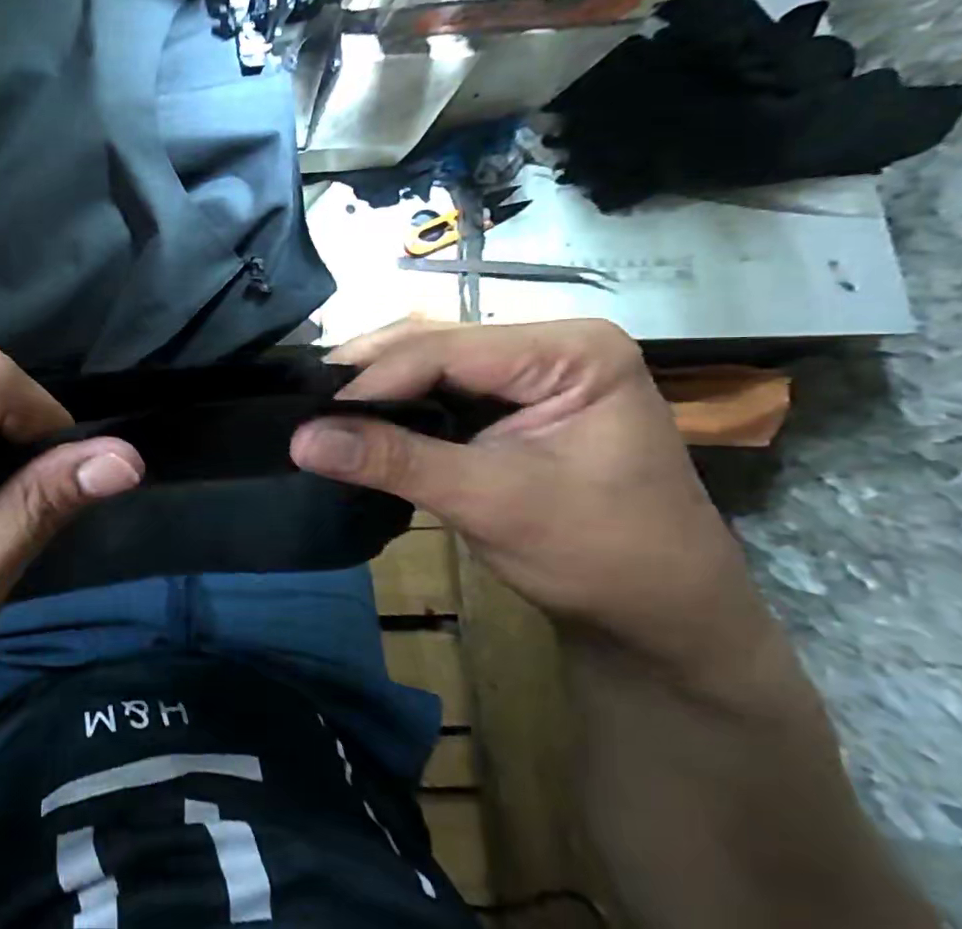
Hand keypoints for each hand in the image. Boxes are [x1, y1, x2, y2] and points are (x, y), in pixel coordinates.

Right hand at [290, 320, 779, 693]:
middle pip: (437, 345)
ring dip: (378, 390)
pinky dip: (400, 408)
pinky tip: (361, 422)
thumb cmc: (600, 556)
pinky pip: (444, 390)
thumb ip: (396, 462)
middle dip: (369, 377)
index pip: (446, 349)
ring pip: (433, 364)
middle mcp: (553, 344)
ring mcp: (536, 371)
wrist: (660, 618)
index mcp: (572, 348)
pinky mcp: (518, 402)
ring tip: (321, 413)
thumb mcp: (492, 502)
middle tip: (303, 407)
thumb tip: (300, 440)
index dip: (372, 381)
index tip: (308, 417)